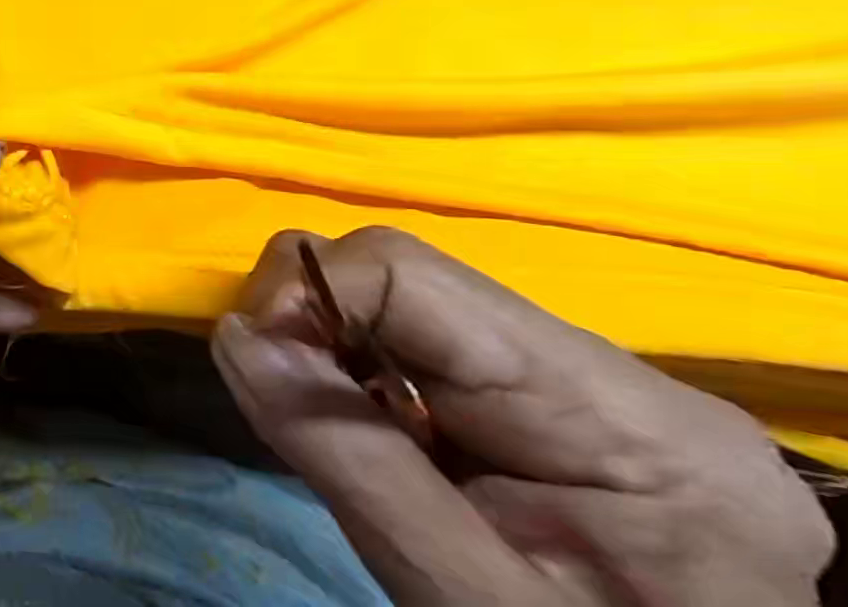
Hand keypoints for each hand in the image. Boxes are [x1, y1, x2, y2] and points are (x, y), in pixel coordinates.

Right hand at [212, 228, 832, 606]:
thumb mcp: (468, 602)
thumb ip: (353, 463)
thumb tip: (235, 336)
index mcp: (611, 409)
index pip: (411, 274)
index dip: (307, 290)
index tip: (247, 354)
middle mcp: (593, 366)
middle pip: (398, 277)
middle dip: (308, 320)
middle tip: (280, 407)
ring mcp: (567, 379)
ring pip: (396, 309)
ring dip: (328, 356)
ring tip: (331, 440)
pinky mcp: (537, 400)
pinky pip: (414, 351)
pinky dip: (356, 382)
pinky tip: (366, 439)